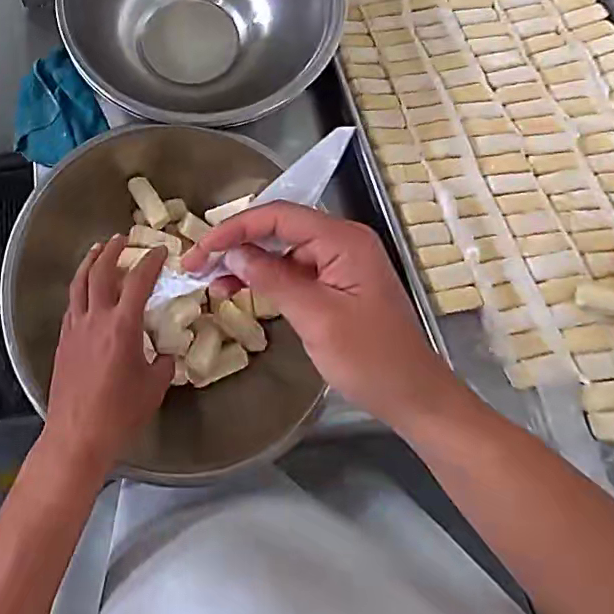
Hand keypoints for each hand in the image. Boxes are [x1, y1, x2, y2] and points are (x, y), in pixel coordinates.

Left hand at [43, 236, 173, 475]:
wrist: (77, 436)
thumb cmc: (119, 414)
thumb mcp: (153, 388)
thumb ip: (162, 364)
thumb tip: (165, 355)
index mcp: (122, 326)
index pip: (138, 282)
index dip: (150, 262)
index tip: (159, 250)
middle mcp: (95, 319)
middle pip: (101, 272)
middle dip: (113, 250)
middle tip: (122, 238)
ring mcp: (75, 329)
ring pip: (79, 284)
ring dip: (90, 262)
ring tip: (97, 250)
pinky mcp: (63, 341)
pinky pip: (72, 305)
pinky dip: (80, 289)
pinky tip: (85, 291)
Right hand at [182, 203, 459, 429]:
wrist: (415, 396)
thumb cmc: (371, 359)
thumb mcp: (316, 318)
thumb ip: (273, 279)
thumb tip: (234, 253)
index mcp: (343, 239)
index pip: (278, 217)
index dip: (235, 228)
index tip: (201, 249)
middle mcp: (341, 240)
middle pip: (277, 228)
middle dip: (235, 243)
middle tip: (197, 264)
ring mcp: (339, 261)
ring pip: (281, 248)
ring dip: (246, 261)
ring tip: (211, 280)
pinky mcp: (335, 282)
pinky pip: (292, 269)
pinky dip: (265, 278)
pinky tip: (239, 289)